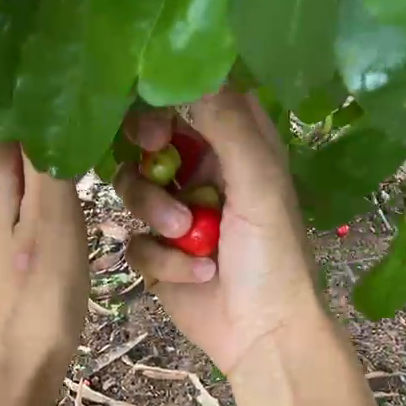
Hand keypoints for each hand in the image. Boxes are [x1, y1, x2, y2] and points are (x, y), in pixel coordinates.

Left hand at [0, 141, 88, 405]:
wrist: (7, 393)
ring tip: (73, 210)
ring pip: (9, 231)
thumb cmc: (37, 311)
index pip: (1, 155)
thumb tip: (37, 120)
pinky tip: (54, 270)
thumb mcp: (50, 231)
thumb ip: (44, 180)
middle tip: (69, 155)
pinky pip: (15, 269)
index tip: (54, 111)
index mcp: (2, 218)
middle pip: (1, 191)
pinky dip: (34, 255)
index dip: (21, 130)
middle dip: (26, 168)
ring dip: (34, 214)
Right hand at [112, 88, 321, 373]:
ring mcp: (175, 214)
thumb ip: (226, 126)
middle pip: (148, 141)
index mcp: (236, 145)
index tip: (157, 114)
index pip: (191, 100)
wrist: (260, 331)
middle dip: (146, 155)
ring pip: (133, 190)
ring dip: (157, 212)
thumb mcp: (259, 182)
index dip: (166, 99)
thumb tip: (189, 74)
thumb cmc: (272, 255)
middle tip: (153, 160)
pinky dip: (162, 258)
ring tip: (188, 236)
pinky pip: (135, 240)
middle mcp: (202, 173)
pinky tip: (195, 273)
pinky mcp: (156, 254)